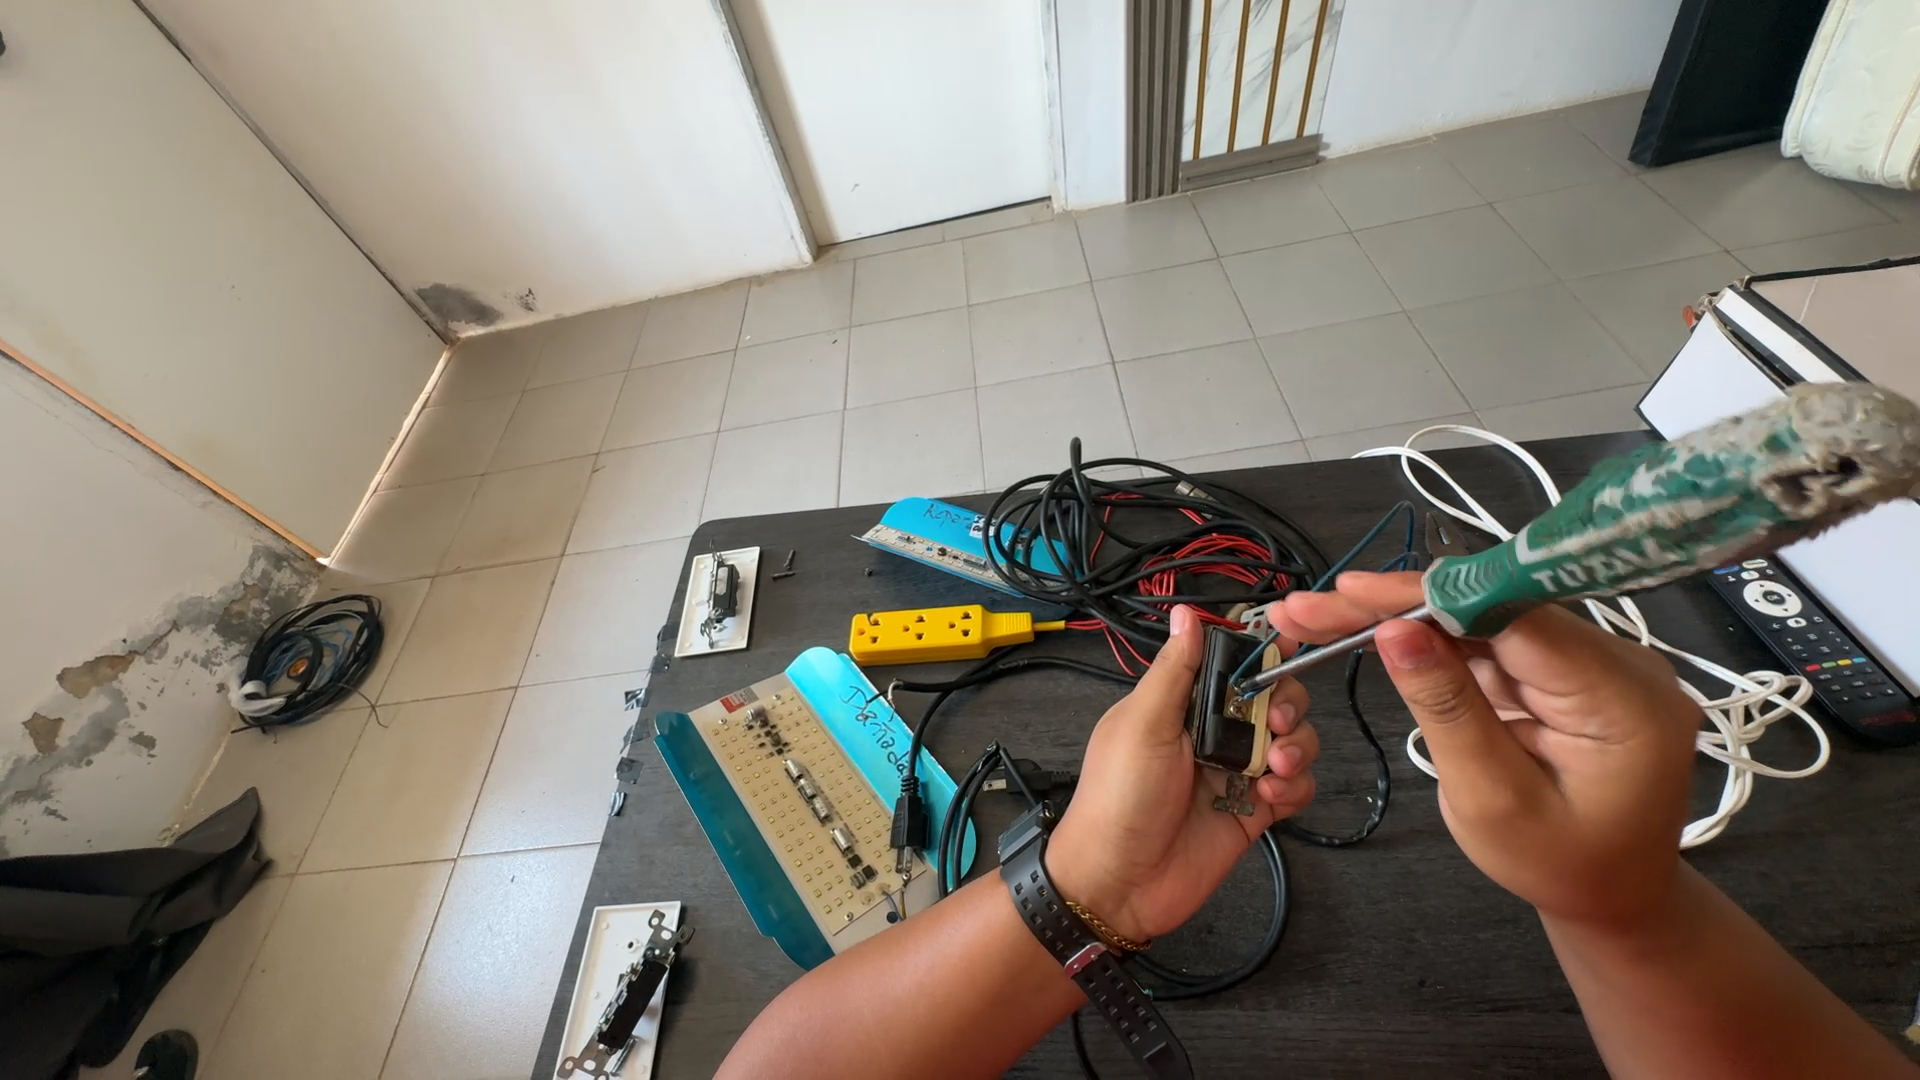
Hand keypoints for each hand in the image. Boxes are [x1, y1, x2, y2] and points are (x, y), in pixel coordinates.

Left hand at [1045, 605, 1319, 942]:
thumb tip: (1186, 613)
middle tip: (1277, 722)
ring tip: (1276, 767)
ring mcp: (1234, 770)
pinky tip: (1272, 797)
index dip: (1260, 653)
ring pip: (1291, 740)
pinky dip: (1296, 787)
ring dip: (1298, 746)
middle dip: (1287, 702)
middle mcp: (1210, 730)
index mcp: (1179, 702)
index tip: (1289, 646)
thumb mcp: (1142, 724)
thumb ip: (1173, 671)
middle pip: (1271, 698)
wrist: (1119, 882)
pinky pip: (1295, 787)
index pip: (1228, 663)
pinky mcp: (1253, 810)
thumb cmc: (1120, 794)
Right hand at [1272, 572, 1701, 928]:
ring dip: (1385, 616)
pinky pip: (1469, 636)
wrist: (1609, 895)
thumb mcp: (1489, 796)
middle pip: (1481, 606)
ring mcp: (1578, 659)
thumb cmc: (1555, 863)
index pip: (1510, 614)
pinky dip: (1409, 636)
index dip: (1423, 595)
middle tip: (1303, 609)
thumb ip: (1445, 707)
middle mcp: (1609, 660)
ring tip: (1312, 618)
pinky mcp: (1546, 665)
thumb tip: (1392, 631)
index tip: (1347, 591)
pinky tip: (1355, 630)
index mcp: (1619, 696)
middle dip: (1386, 605)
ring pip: (1464, 616)